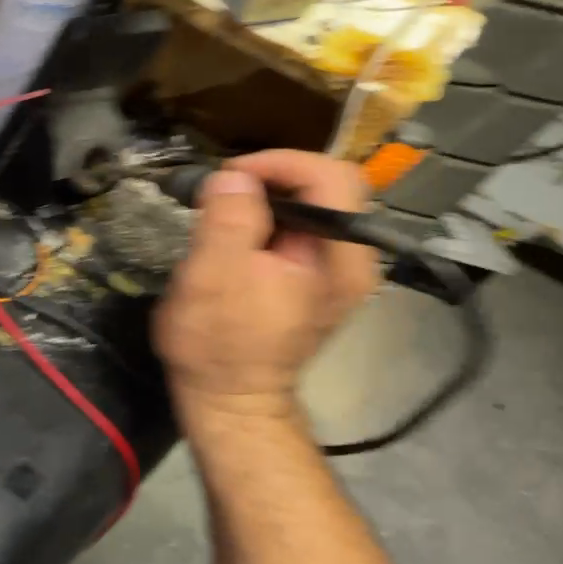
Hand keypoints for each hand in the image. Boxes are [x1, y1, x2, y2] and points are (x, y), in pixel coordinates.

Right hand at [154, 150, 379, 422]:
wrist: (229, 401)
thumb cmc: (217, 342)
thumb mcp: (211, 275)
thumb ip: (228, 219)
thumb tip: (234, 177)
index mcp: (338, 256)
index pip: (331, 176)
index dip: (278, 163)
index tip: (227, 178)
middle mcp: (351, 261)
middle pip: (326, 189)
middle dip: (270, 180)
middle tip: (221, 193)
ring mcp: (337, 275)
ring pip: (311, 210)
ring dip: (265, 202)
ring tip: (221, 214)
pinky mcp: (316, 286)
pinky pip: (300, 235)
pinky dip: (268, 225)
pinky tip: (234, 240)